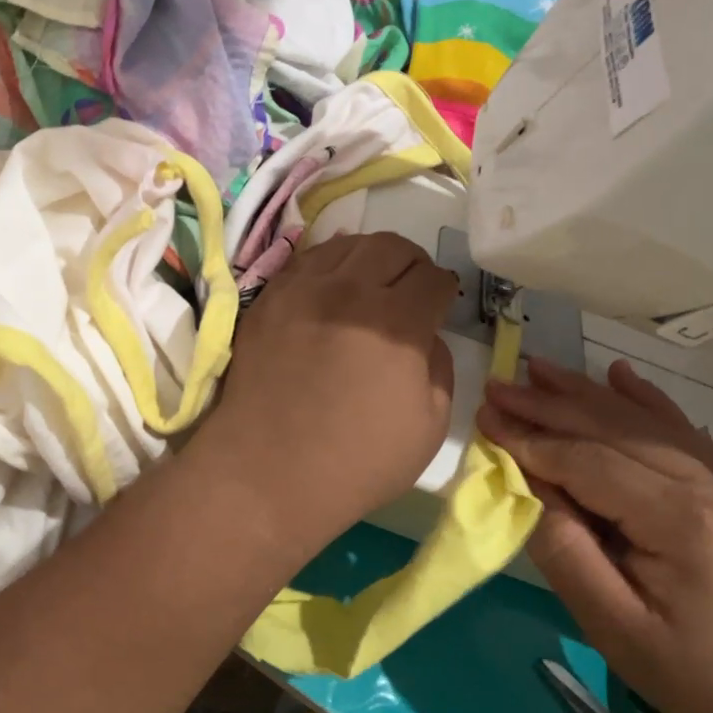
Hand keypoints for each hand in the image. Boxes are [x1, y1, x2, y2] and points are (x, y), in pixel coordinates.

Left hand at [195, 233, 457, 547]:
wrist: (268, 468)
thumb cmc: (357, 460)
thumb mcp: (429, 425)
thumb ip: (438, 366)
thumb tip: (427, 333)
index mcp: (396, 322)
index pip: (432, 276)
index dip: (444, 288)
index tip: (441, 302)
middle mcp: (348, 291)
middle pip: (391, 245)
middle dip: (411, 262)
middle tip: (410, 288)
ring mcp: (302, 289)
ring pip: (346, 243)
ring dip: (369, 257)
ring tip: (370, 283)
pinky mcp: (268, 296)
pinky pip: (305, 260)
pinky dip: (328, 265)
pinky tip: (330, 290)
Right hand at [478, 359, 712, 712]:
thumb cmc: (699, 676)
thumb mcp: (615, 625)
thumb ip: (563, 548)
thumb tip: (523, 482)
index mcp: (677, 519)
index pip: (585, 461)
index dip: (529, 439)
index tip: (483, 415)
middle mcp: (706, 486)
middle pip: (612, 429)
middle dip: (548, 404)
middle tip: (498, 383)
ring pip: (644, 422)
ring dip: (587, 393)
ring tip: (540, 368)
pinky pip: (684, 432)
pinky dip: (648, 401)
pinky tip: (621, 376)